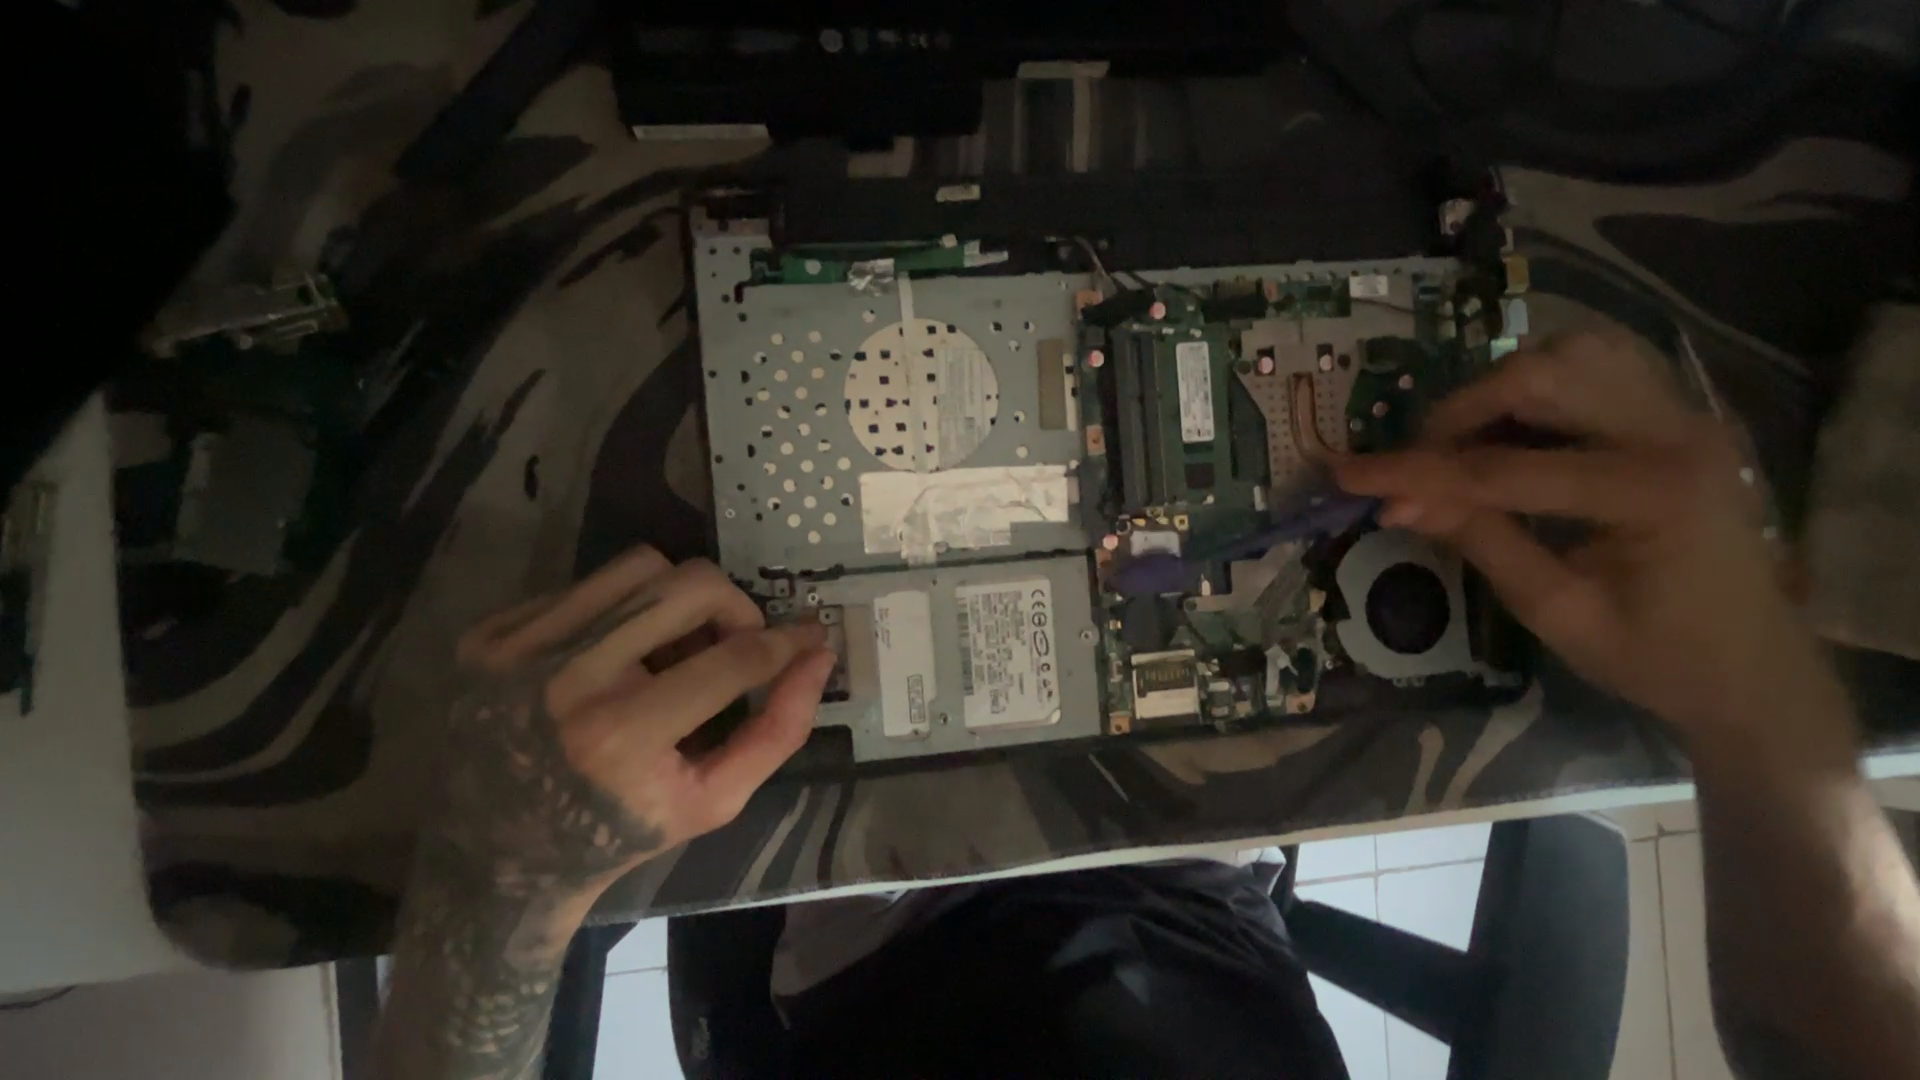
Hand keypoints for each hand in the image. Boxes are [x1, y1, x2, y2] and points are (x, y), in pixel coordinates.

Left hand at [433, 546, 834, 897]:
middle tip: (736, 642)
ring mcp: (519, 647)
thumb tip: (819, 656)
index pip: (736, 658)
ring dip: (679, 598)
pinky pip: (588, 584)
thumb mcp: (712, 801)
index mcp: (623, 735)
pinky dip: (623, 609)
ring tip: (673, 647)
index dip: (786, 643)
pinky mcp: (490, 633)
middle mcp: (567, 677)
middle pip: (691, 585)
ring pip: (642, 565)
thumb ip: (777, 729)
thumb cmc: (616, 836)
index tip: (809, 636)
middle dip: (735, 608)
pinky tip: (618, 655)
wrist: (494, 860)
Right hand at [1335, 333, 1846, 751]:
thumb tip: (1397, 503)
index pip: (1500, 469)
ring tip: (1459, 444)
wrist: (1754, 671)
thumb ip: (1479, 541)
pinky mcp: (1676, 417)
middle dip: (1455, 416)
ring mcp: (1684, 415)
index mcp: (1651, 493)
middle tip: (1413, 466)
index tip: (1346, 475)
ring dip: (1496, 390)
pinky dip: (1537, 384)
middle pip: (1540, 377)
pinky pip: (1598, 365)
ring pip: (1570, 354)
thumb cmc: (1655, 657)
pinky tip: (1508, 427)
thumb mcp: (1553, 610)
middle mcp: (1675, 432)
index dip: (1412, 472)